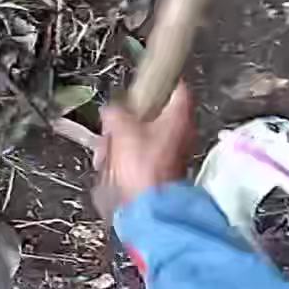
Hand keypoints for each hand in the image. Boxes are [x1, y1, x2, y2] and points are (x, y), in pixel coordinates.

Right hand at [95, 82, 196, 215]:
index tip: (143, 80)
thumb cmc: (143, 168)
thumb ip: (115, 113)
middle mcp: (180, 133)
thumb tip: (111, 110)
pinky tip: (110, 164)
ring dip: (121, 139)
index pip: (177, 88)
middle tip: (113, 123)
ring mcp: (171, 153)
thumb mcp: (122, 130)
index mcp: (178, 117)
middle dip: (128, 118)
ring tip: (107, 151)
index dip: (159, 81)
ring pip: (143, 135)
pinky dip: (124, 156)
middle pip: (153, 114)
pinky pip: (139, 154)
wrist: (147, 209)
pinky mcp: (159, 170)